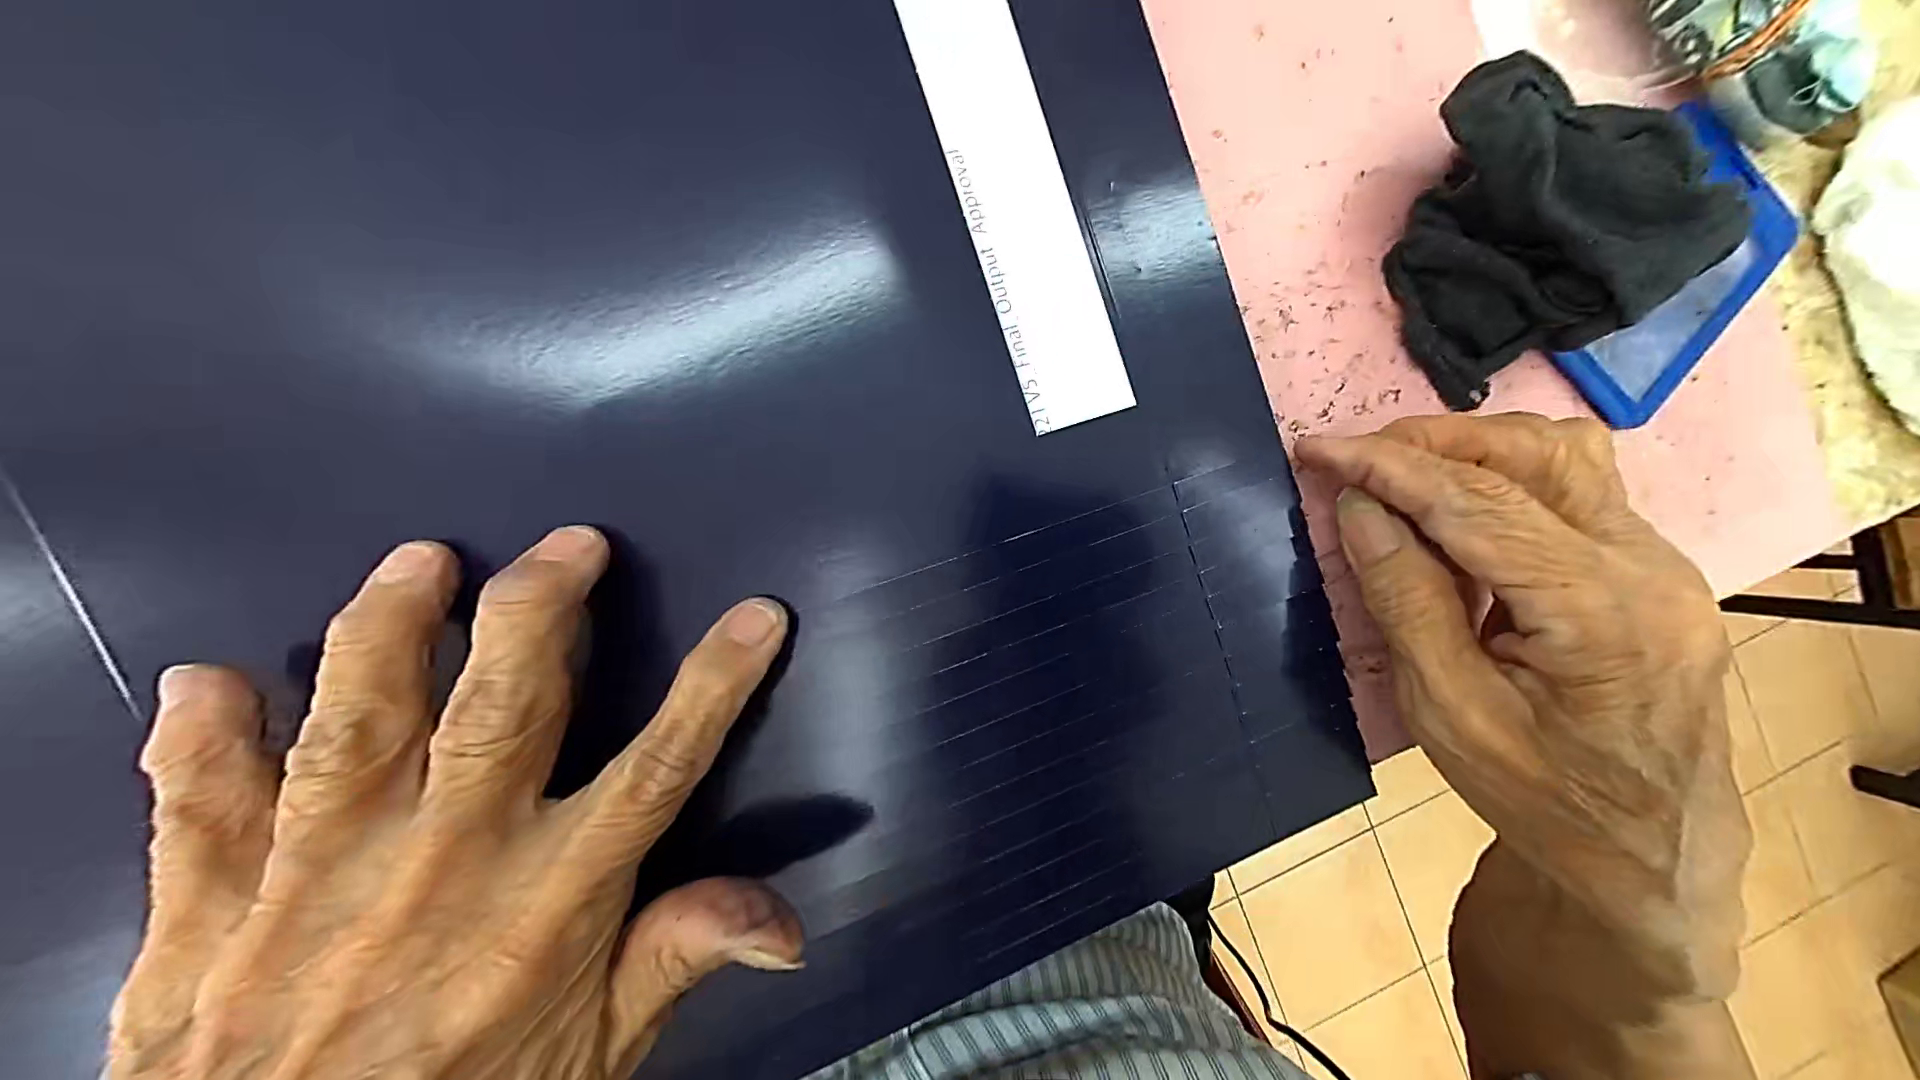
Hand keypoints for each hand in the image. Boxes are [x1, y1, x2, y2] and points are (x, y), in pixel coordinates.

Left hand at [109, 526, 802, 1079]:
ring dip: (387, 633)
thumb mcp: (601, 1059)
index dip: (717, 683)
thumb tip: (790, 928)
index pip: (662, 764)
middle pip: (504, 710)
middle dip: (540, 612)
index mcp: (552, 899)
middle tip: (573, 544)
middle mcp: (445, 864)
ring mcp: (317, 883)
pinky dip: (197, 744)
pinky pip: (198, 815)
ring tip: (419, 558)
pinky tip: (204, 681)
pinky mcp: (206, 922)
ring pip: (358, 726)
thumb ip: (681, 960)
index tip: (759, 614)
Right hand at [1297, 414, 1748, 996]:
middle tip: (1353, 460)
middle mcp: (1645, 566)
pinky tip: (1447, 509)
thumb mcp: (1445, 706)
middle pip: (1535, 454)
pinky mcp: (1642, 567)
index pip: (1476, 503)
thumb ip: (1405, 597)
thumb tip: (1363, 507)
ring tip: (1395, 474)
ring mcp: (1655, 561)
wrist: (1643, 846)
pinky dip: (1492, 477)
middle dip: (1430, 442)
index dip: (1387, 466)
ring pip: (1561, 456)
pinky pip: (1566, 489)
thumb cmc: (1535, 790)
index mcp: (1597, 610)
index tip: (1317, 449)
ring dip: (1466, 449)